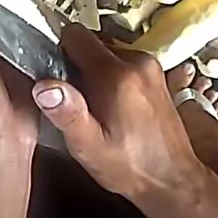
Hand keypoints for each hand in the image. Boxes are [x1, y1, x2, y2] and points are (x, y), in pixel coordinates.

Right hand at [31, 26, 215, 207]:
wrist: (173, 181)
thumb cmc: (130, 168)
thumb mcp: (89, 147)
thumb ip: (67, 114)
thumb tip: (44, 87)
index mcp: (117, 75)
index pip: (76, 36)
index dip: (59, 52)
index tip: (56, 77)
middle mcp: (138, 62)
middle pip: (92, 43)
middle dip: (76, 64)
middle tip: (76, 101)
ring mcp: (151, 68)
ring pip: (107, 52)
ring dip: (94, 71)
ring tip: (94, 107)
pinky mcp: (157, 76)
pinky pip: (123, 63)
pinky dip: (111, 77)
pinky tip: (112, 107)